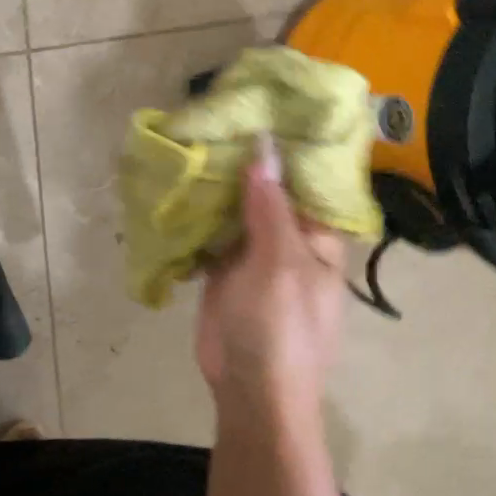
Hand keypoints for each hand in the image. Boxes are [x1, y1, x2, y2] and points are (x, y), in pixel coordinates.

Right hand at [194, 135, 347, 424]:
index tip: (267, 107)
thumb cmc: (279, 328)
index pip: (310, 182)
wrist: (250, 387)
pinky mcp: (223, 272)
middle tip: (216, 118)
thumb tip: (265, 150)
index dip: (292, 147)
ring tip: (192, 143)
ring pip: (237, 211)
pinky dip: (197, 217)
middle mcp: (289, 241)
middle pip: (269, 193)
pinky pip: (211, 236)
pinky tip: (176, 190)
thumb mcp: (279, 265)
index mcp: (319, 238)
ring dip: (218, 186)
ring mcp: (254, 257)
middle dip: (247, 162)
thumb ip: (269, 209)